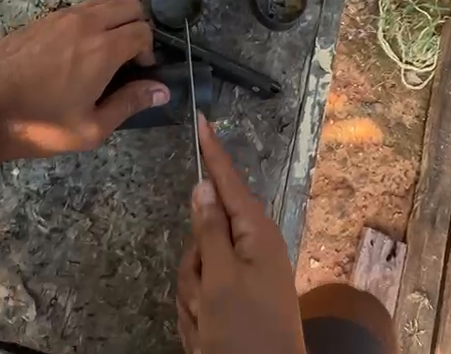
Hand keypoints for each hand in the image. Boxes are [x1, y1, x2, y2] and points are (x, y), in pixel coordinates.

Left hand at [0, 0, 167, 163]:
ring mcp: (62, 16)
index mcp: (103, 49)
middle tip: (129, 55)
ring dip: (117, 16)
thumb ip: (129, 104)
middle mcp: (86, 23)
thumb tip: (161, 91)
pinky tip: (79, 47)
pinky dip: (93, 17)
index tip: (139, 72)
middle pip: (129, 4)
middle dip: (139, 25)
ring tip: (107, 48)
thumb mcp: (89, 128)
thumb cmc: (38, 124)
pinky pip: (81, 6)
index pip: (143, 30)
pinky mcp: (43, 18)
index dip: (149, 51)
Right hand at [176, 115, 305, 353]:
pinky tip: (210, 339)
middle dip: (194, 270)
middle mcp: (252, 250)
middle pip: (203, 235)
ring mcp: (244, 279)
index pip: (228, 182)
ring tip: (210, 327)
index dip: (213, 152)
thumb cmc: (246, 333)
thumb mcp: (221, 280)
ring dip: (195, 300)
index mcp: (256, 234)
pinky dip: (199, 319)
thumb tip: (204, 185)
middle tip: (205, 300)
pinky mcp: (235, 304)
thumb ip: (209, 231)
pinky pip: (202, 298)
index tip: (203, 119)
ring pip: (197, 270)